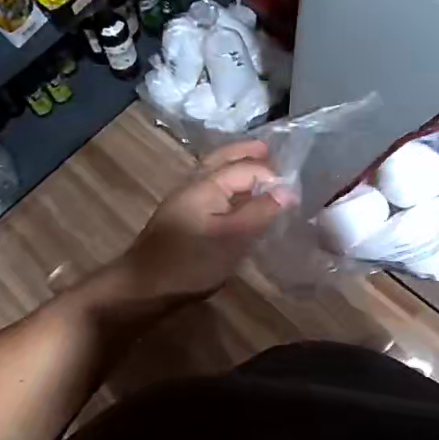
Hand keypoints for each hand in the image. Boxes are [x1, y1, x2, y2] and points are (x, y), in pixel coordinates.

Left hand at [112, 140, 292, 302]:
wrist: (143, 288)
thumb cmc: (190, 263)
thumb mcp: (232, 238)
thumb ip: (259, 212)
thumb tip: (288, 190)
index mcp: (206, 184)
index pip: (245, 168)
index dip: (271, 175)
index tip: (295, 190)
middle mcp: (194, 185)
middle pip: (223, 159)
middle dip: (247, 153)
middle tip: (271, 151)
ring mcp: (185, 202)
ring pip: (215, 174)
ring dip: (237, 167)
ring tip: (259, 171)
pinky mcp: (182, 219)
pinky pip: (211, 191)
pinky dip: (228, 186)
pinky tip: (238, 200)